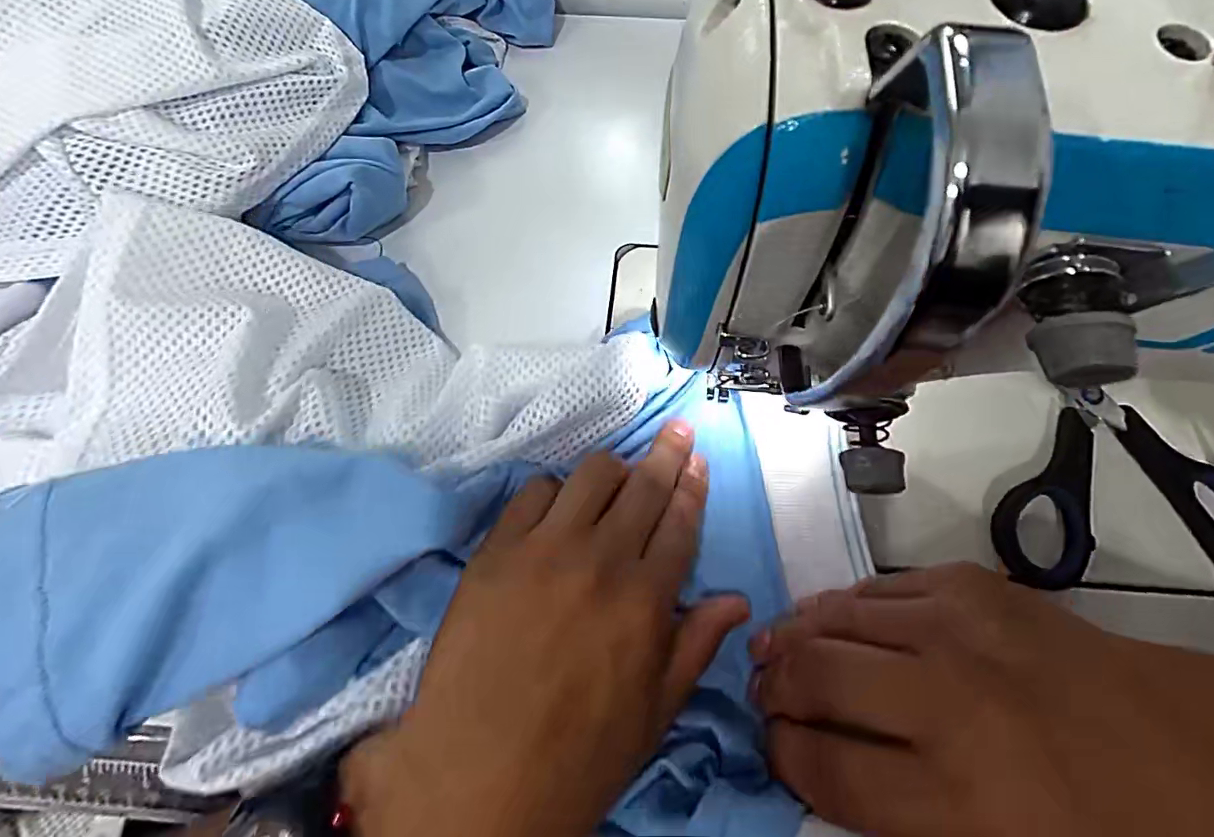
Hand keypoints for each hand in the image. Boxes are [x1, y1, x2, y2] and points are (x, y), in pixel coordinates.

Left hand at [341, 421, 750, 836]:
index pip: (680, 521)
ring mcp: (546, 550)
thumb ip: (697, 644)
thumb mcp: (655, 712)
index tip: (697, 460)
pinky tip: (558, 509)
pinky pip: (532, 493)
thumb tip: (738, 601)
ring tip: (617, 476)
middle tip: (676, 432)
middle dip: (667, 452)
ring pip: (592, 475)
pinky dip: (553, 492)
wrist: (474, 780)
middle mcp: (602, 561)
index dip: (692, 485)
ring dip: (613, 469)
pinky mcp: (497, 551)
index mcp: (647, 600)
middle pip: (644, 485)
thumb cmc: (578, 754)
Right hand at [753, 562, 1194, 836]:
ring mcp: (959, 628)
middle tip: (759, 693)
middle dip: (775, 687)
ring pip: (841, 618)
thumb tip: (828, 778)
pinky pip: (883, 586)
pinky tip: (830, 614)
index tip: (770, 747)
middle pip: (820, 677)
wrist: (1205, 766)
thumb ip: (906, 829)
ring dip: (797, 633)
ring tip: (773, 646)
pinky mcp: (975, 587)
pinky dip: (845, 602)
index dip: (783, 754)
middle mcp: (946, 702)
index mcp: (959, 802)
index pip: (827, 766)